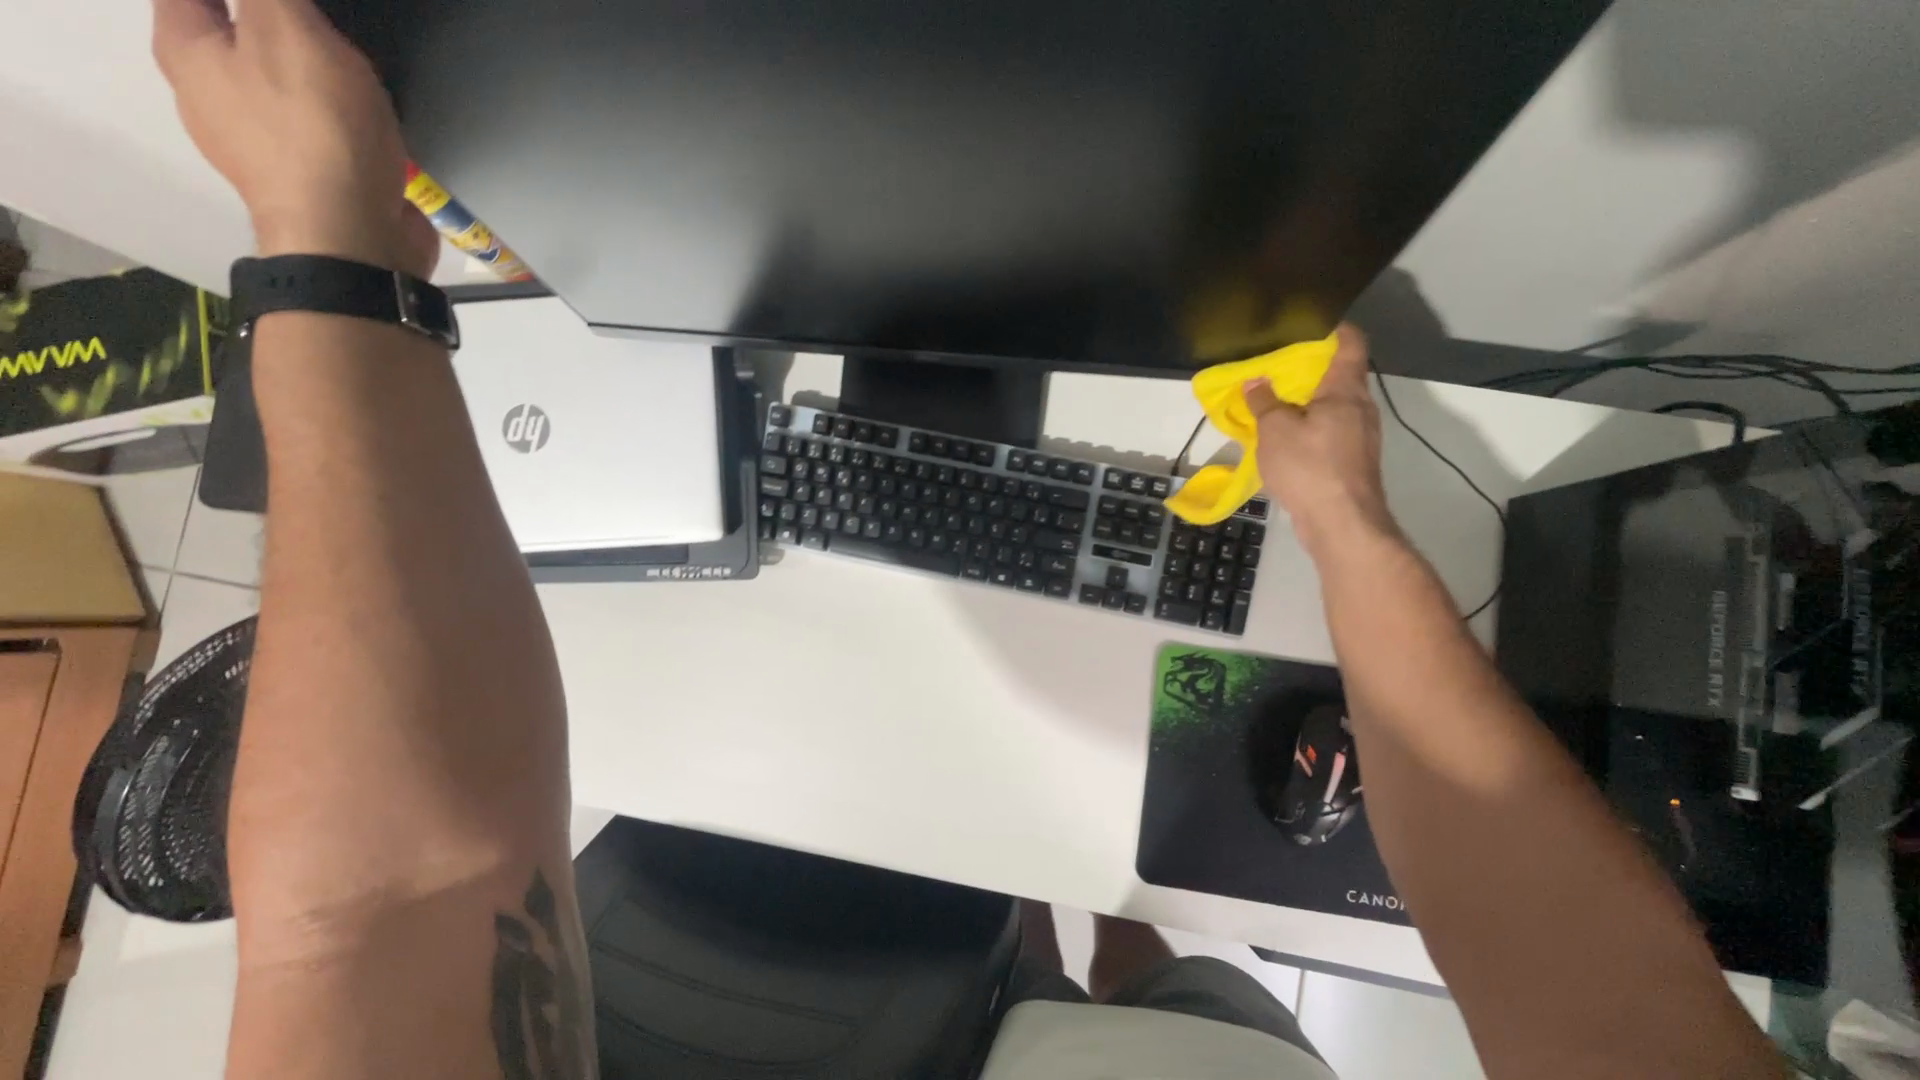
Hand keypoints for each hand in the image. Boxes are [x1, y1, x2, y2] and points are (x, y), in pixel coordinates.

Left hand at [152, 0, 437, 277]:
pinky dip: (334, 119)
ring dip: (310, 75)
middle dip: (276, 22)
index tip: (297, 6)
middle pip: (232, 33)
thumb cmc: (317, 129)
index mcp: (186, 50)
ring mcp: (253, 145)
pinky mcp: (301, 181)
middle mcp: (205, 96)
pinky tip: (364, 123)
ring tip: (354, 71)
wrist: (354, 238)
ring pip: (275, 85)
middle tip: (325, 24)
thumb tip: (276, 5)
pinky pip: (311, 131)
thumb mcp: (292, 30)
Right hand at [1245, 324, 1398, 551]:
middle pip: (1342, 376)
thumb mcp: (1275, 430)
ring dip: (1310, 403)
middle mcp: (1361, 408)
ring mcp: (1361, 436)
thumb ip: (1264, 403)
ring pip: (1336, 407)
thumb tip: (1255, 382)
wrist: (1342, 523)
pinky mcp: (1354, 461)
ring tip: (1276, 404)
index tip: (1310, 324)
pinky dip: (1312, 428)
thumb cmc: (1310, 467)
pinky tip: (1288, 441)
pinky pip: (1332, 432)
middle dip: (1312, 369)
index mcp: (1346, 390)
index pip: (1351, 343)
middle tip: (1278, 367)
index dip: (1334, 329)